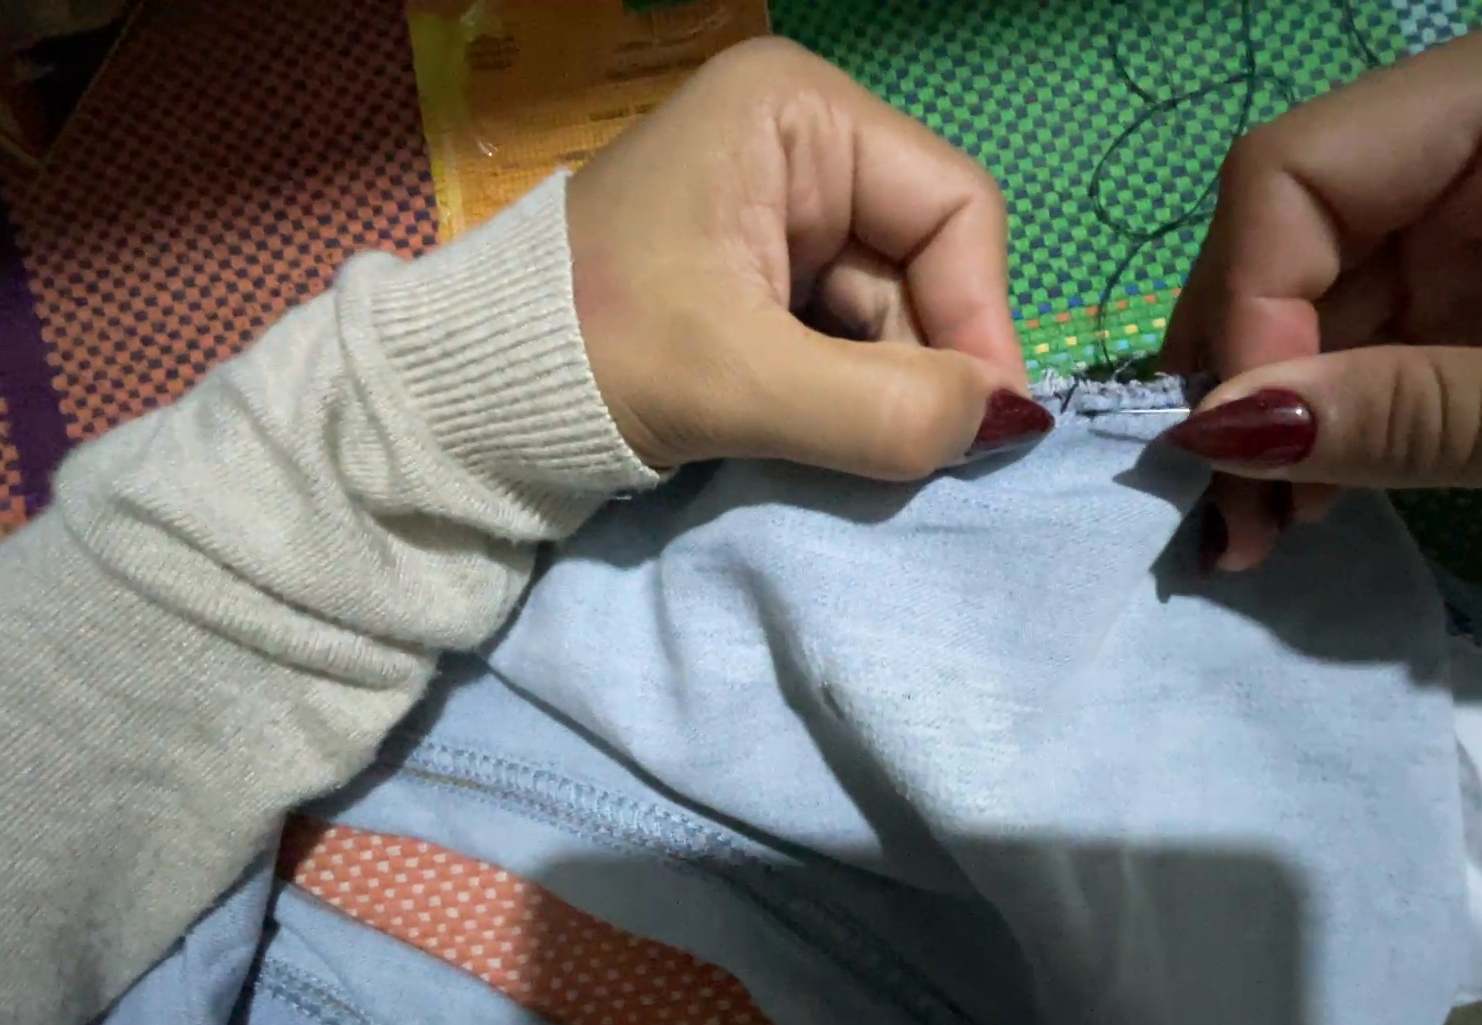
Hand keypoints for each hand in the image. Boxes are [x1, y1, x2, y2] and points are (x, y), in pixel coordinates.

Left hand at [566, 38, 1050, 480]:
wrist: (486, 394)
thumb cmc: (594, 351)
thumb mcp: (738, 378)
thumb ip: (878, 406)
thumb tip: (996, 420)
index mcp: (796, 116)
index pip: (952, 207)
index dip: (982, 316)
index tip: (986, 420)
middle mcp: (798, 152)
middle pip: (921, 266)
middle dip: (921, 365)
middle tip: (911, 451)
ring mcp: (780, 217)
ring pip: (885, 313)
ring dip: (882, 390)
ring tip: (841, 443)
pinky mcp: (761, 280)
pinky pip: (842, 340)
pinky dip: (847, 395)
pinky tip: (818, 430)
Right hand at [1160, 0, 1481, 570]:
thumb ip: (1435, 416)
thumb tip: (1218, 436)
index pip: (1304, 166)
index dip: (1244, 297)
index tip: (1244, 434)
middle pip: (1288, 242)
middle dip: (1238, 381)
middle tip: (1223, 509)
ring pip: (1309, 309)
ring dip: (1266, 423)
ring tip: (1260, 527)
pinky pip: (1362, 350)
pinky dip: (1322, 431)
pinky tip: (1309, 499)